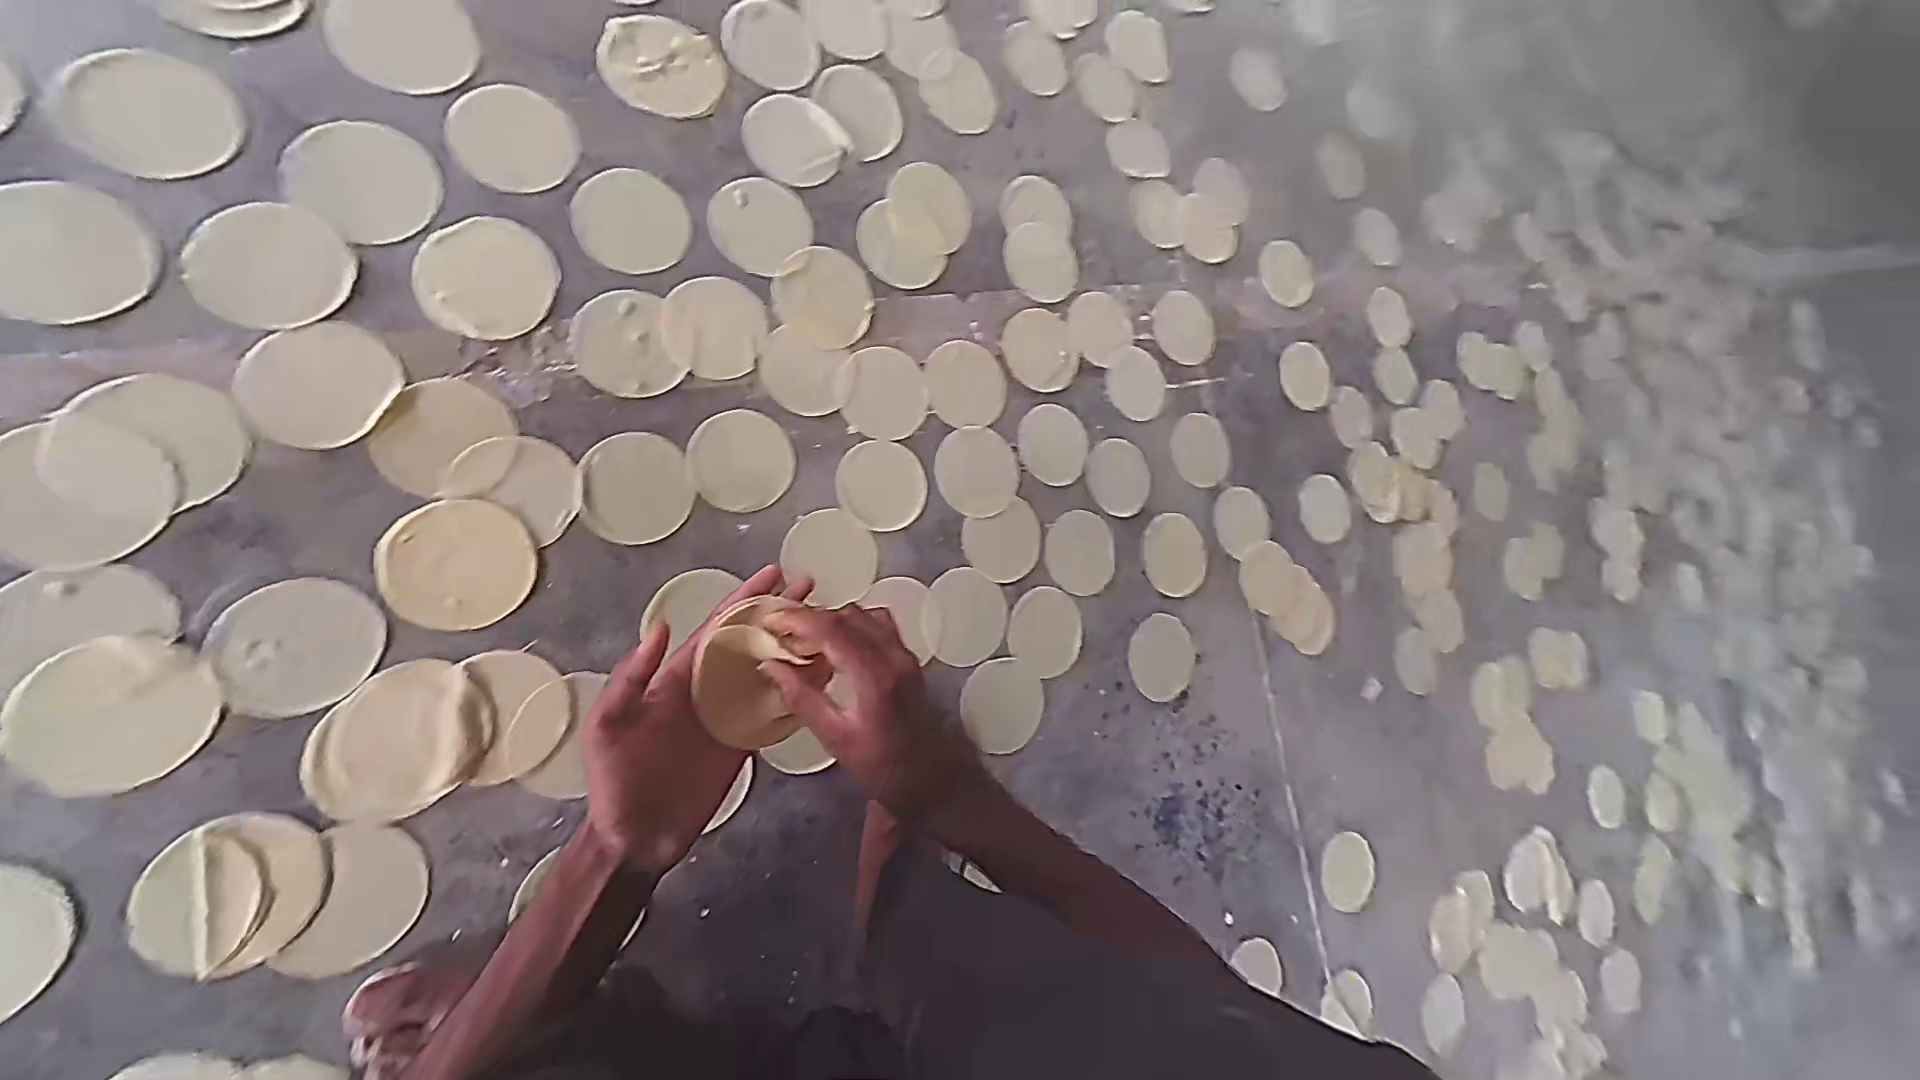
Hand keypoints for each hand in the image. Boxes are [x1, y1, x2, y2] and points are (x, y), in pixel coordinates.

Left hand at [582, 565, 811, 873]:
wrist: (635, 835)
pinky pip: (776, 707)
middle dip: (779, 611)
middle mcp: (710, 685)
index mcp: (679, 674)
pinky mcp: (744, 739)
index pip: (719, 626)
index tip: (774, 574)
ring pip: (768, 668)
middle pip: (751, 639)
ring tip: (825, 625)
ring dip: (794, 644)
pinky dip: (798, 688)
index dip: (746, 597)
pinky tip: (821, 675)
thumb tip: (659, 626)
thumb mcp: (609, 725)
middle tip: (810, 587)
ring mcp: (730, 712)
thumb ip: (632, 677)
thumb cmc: (617, 779)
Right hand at [761, 605, 995, 821]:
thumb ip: (802, 698)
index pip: (832, 629)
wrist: (933, 779)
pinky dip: (853, 624)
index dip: (797, 619)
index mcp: (875, 676)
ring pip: (864, 616)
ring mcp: (905, 655)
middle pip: (848, 616)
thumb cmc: (883, 768)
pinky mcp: (909, 659)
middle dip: (810, 618)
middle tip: (781, 633)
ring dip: (832, 619)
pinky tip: (836, 645)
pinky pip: (879, 625)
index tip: (770, 620)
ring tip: (804, 640)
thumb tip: (770, 666)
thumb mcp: (836, 739)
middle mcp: (894, 656)